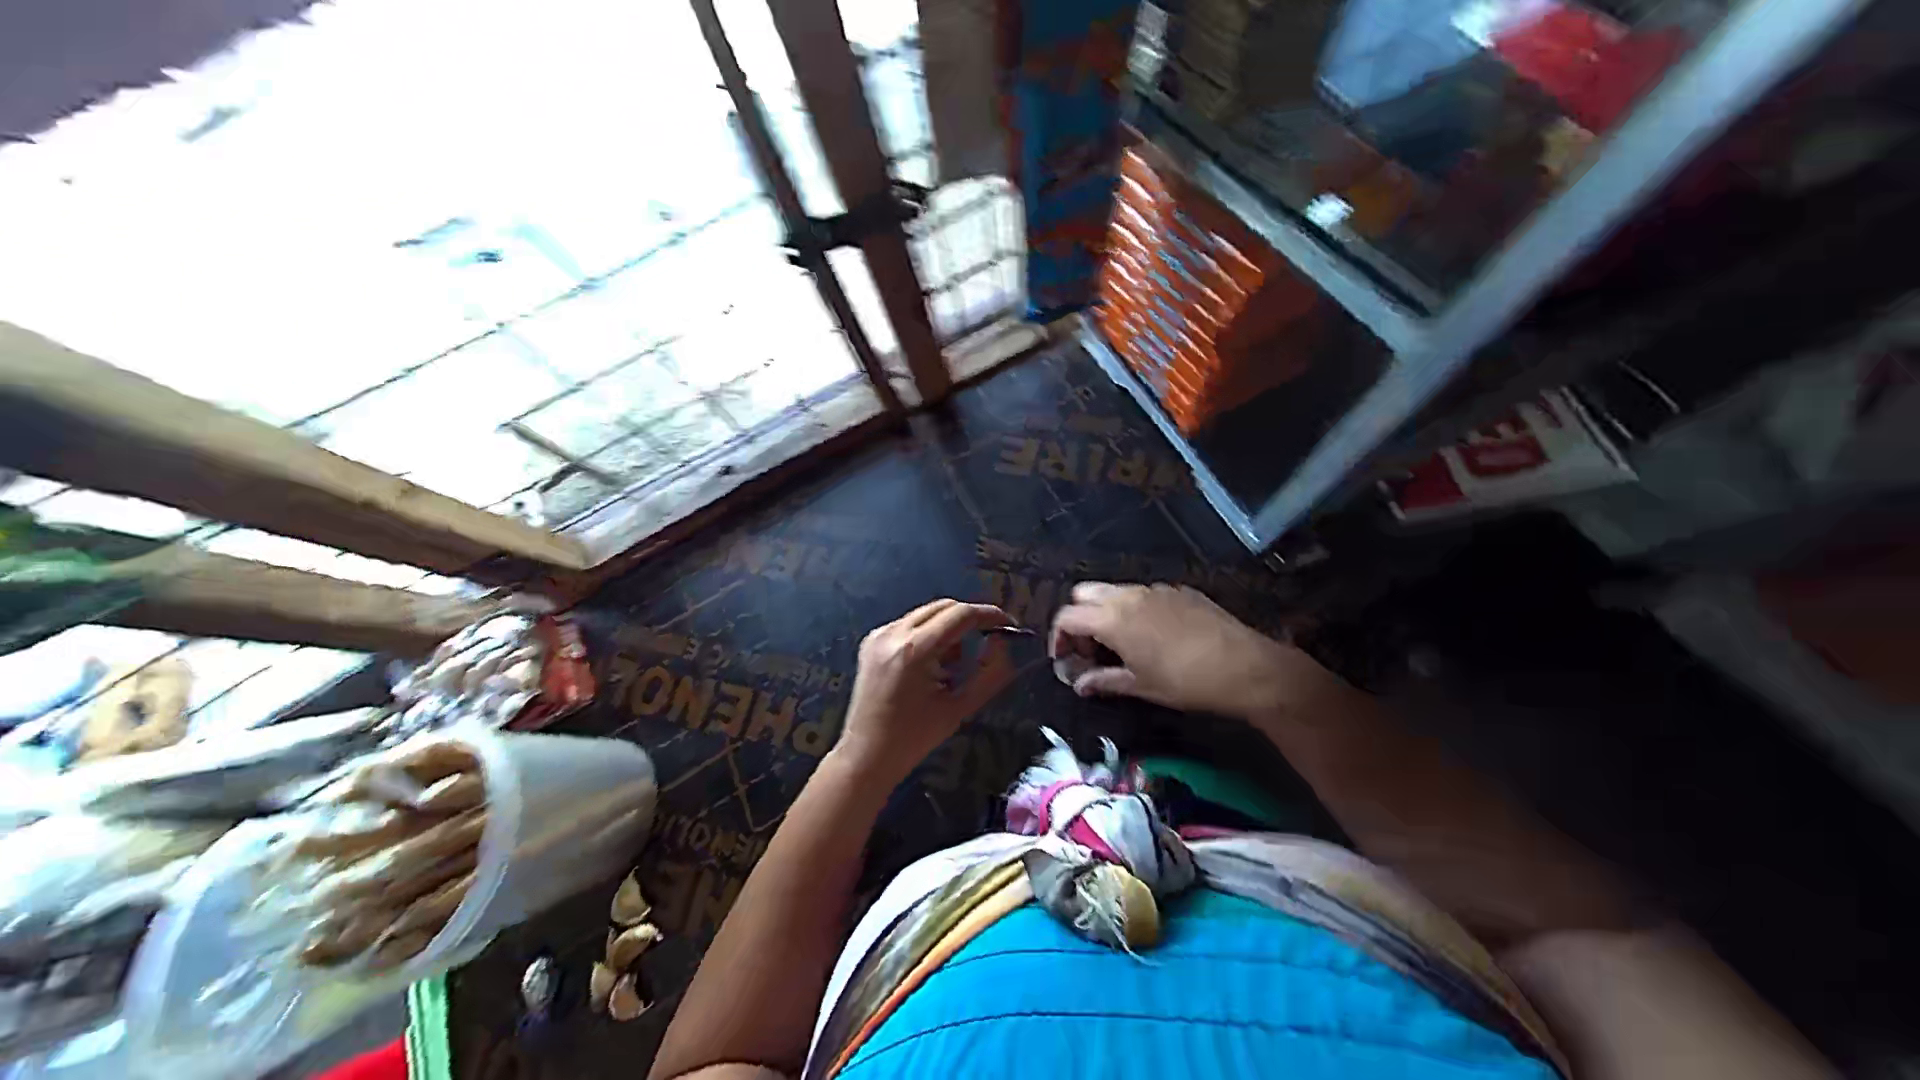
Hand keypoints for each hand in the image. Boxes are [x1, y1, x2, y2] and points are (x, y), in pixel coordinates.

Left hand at [835, 599, 1017, 782]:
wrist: (867, 755)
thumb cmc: (914, 738)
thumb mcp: (960, 708)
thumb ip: (989, 673)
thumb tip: (1001, 643)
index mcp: (915, 650)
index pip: (961, 615)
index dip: (989, 615)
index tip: (1008, 625)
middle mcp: (893, 633)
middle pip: (944, 607)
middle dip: (970, 619)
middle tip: (989, 640)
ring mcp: (879, 635)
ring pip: (927, 614)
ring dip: (949, 628)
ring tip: (954, 665)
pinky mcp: (872, 641)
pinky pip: (910, 625)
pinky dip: (929, 635)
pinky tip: (932, 665)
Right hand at [1050, 582, 1348, 720]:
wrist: (1246, 667)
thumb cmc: (1185, 682)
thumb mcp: (1140, 686)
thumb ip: (1103, 681)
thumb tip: (1079, 684)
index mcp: (1113, 618)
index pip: (1067, 616)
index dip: (1058, 638)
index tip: (1064, 660)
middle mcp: (1129, 595)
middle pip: (1085, 593)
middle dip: (1080, 618)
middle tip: (1089, 648)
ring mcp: (1156, 589)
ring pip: (1116, 591)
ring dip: (1107, 612)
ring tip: (1120, 644)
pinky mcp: (1180, 590)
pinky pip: (1145, 593)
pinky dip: (1136, 609)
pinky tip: (1154, 637)